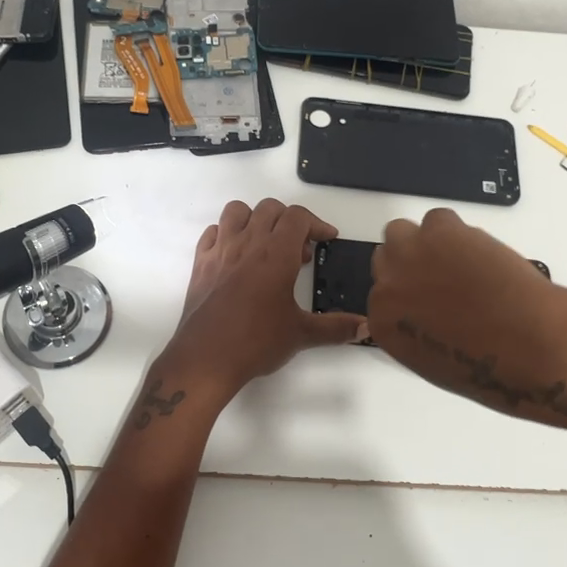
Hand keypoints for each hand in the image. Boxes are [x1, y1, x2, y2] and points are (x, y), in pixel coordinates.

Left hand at [163, 199, 364, 402]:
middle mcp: (248, 243)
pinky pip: (212, 232)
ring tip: (265, 245)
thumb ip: (336, 328)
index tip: (326, 239)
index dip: (316, 223)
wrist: (207, 357)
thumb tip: (366, 328)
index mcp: (276, 253)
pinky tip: (236, 255)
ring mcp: (220, 250)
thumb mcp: (302, 334)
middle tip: (298, 252)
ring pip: (237, 211)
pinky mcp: (200, 262)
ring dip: (255, 219)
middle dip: (289, 221)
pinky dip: (226, 234)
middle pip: (270, 209)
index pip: (298, 217)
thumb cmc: (257, 341)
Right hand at [370, 209, 566, 419]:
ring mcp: (411, 252)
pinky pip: (440, 220)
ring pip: (404, 231)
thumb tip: (425, 312)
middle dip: (409, 264)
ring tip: (461, 261)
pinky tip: (478, 253)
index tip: (426, 295)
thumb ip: (414, 328)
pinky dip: (457, 232)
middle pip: (386, 257)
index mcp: (384, 321)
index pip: (381, 295)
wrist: (529, 341)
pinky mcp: (441, 229)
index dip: (407, 291)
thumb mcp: (434, 360)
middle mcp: (388, 283)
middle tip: (440, 275)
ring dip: (427, 242)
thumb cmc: (490, 365)